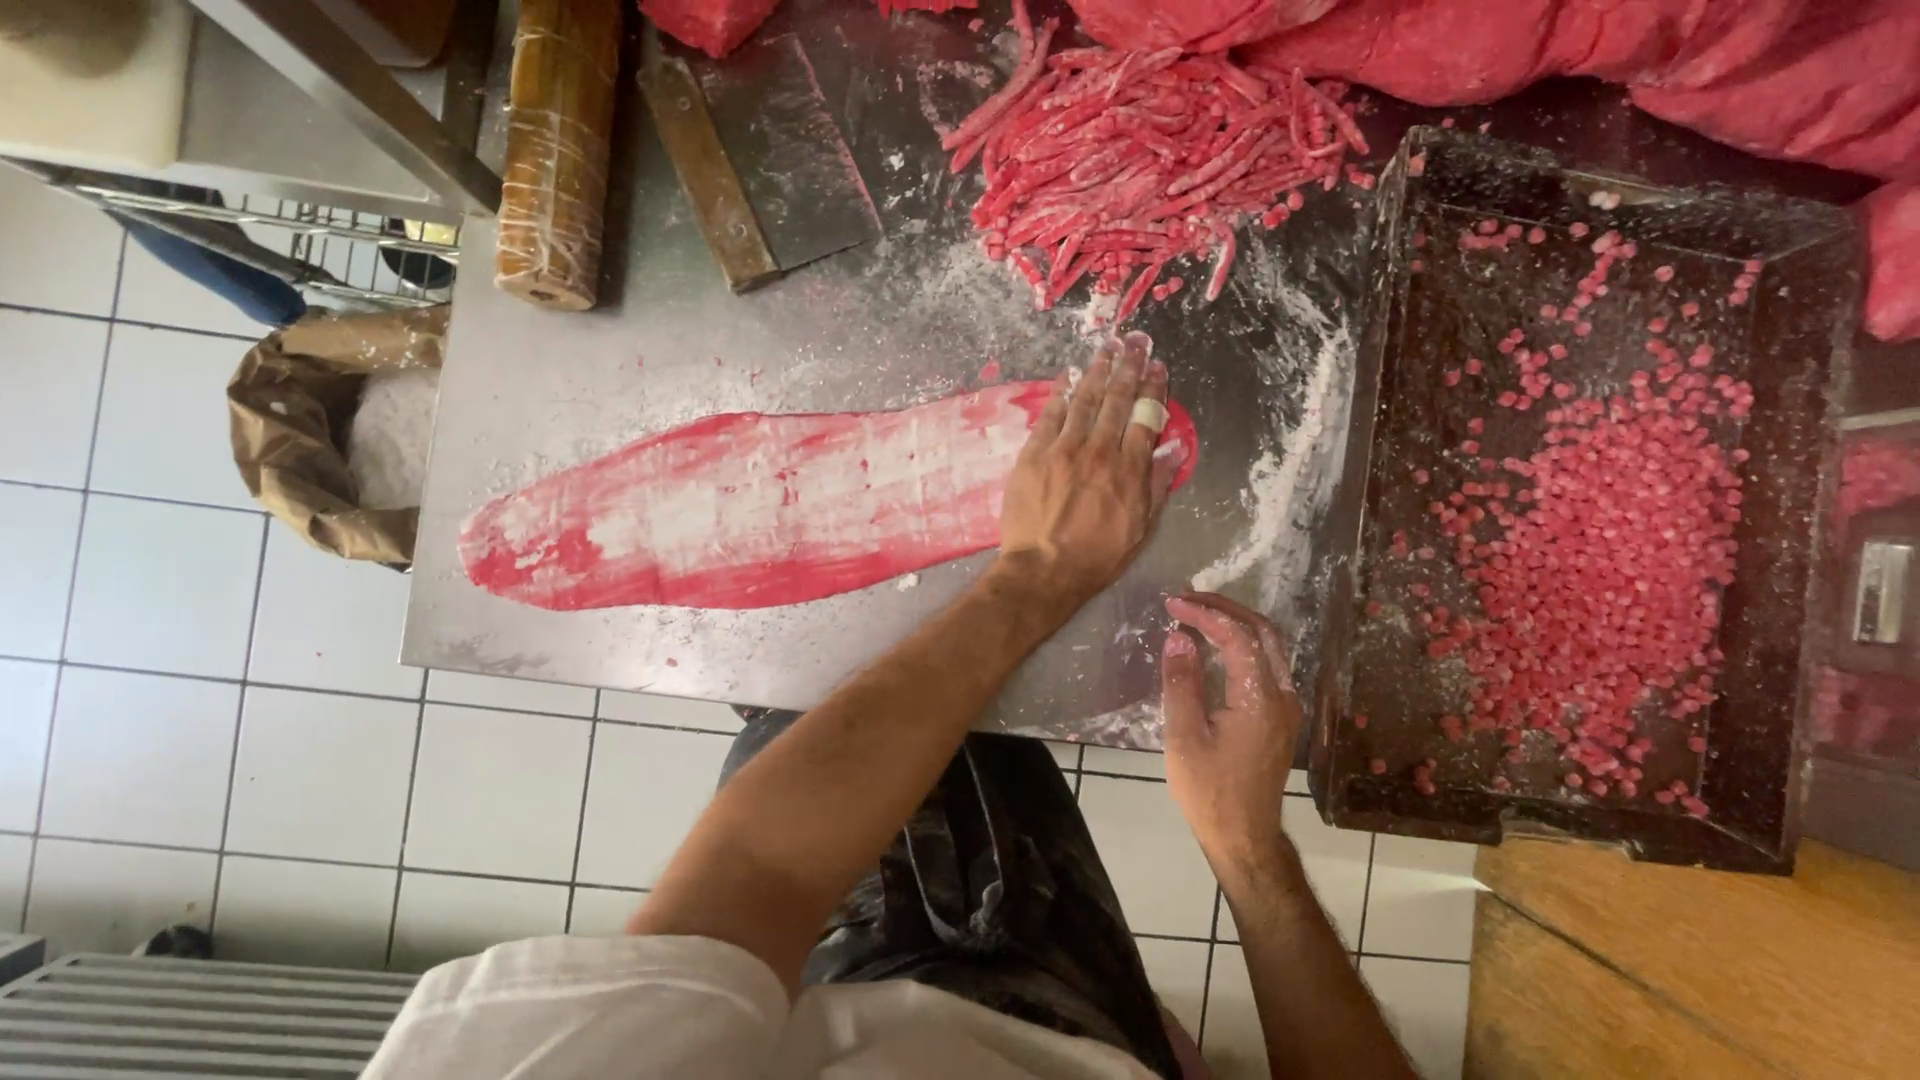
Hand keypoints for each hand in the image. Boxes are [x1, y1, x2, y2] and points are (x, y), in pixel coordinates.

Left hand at [996, 332, 1186, 608]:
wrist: (1042, 569)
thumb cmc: (1096, 557)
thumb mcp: (1141, 528)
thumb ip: (1157, 484)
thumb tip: (1173, 447)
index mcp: (1129, 470)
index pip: (1145, 418)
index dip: (1153, 389)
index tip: (1157, 367)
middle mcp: (1098, 451)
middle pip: (1117, 400)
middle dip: (1128, 367)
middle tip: (1135, 341)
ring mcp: (1063, 449)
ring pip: (1084, 401)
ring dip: (1097, 371)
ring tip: (1107, 348)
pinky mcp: (1033, 454)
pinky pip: (1050, 415)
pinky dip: (1061, 393)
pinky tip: (1069, 376)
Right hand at [1161, 592, 1303, 872]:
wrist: (1244, 836)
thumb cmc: (1209, 791)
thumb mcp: (1184, 737)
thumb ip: (1182, 683)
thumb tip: (1178, 638)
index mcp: (1260, 699)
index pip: (1237, 637)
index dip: (1205, 613)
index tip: (1172, 603)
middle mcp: (1283, 696)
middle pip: (1264, 632)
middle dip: (1226, 608)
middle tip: (1188, 599)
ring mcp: (1287, 707)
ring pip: (1271, 646)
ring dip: (1236, 624)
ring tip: (1198, 614)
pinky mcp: (1281, 717)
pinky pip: (1268, 664)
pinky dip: (1242, 644)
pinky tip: (1215, 646)